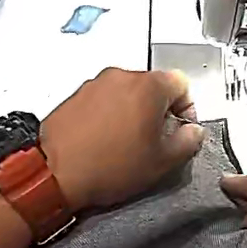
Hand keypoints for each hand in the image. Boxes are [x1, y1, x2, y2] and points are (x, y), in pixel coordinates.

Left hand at [41, 68, 205, 212]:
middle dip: (159, 111)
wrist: (53, 172)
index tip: (180, 131)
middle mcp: (122, 76)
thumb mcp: (162, 162)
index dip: (187, 109)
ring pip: (127, 93)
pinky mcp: (76, 95)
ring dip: (133, 113)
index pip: (182, 84)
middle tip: (154, 142)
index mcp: (149, 86)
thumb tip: (193, 131)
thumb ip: (188, 142)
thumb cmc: (111, 166)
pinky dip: (110, 114)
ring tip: (126, 145)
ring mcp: (96, 83)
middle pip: (153, 86)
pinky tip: (104, 141)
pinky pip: (104, 99)